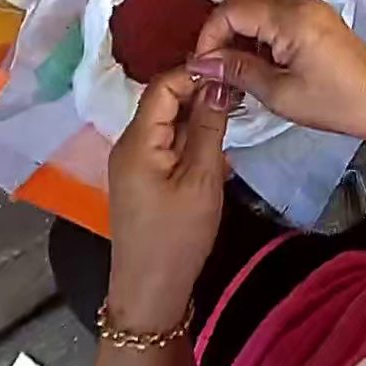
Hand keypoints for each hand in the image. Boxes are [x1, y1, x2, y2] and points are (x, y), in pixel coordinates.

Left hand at [106, 68, 232, 332]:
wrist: (150, 294)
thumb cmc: (177, 236)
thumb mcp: (202, 178)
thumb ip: (210, 126)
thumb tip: (218, 83)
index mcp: (137, 140)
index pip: (163, 86)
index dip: (194, 73)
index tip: (230, 71)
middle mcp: (129, 143)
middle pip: (162, 99)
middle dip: (197, 88)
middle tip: (236, 87)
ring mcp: (133, 159)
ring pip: (165, 119)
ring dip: (195, 109)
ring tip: (231, 106)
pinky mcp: (142, 174)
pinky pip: (165, 138)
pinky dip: (188, 130)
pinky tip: (214, 134)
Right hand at [189, 0, 365, 141]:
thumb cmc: (335, 102)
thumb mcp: (280, 93)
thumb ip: (238, 71)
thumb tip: (202, 64)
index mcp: (289, 17)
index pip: (231, 9)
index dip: (209, 35)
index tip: (204, 66)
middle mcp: (297, 1)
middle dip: (220, 28)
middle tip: (215, 64)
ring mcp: (307, 5)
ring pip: (256, 2)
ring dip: (237, 28)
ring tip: (233, 66)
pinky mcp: (313, 15)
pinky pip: (273, 11)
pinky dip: (256, 29)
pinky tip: (255, 59)